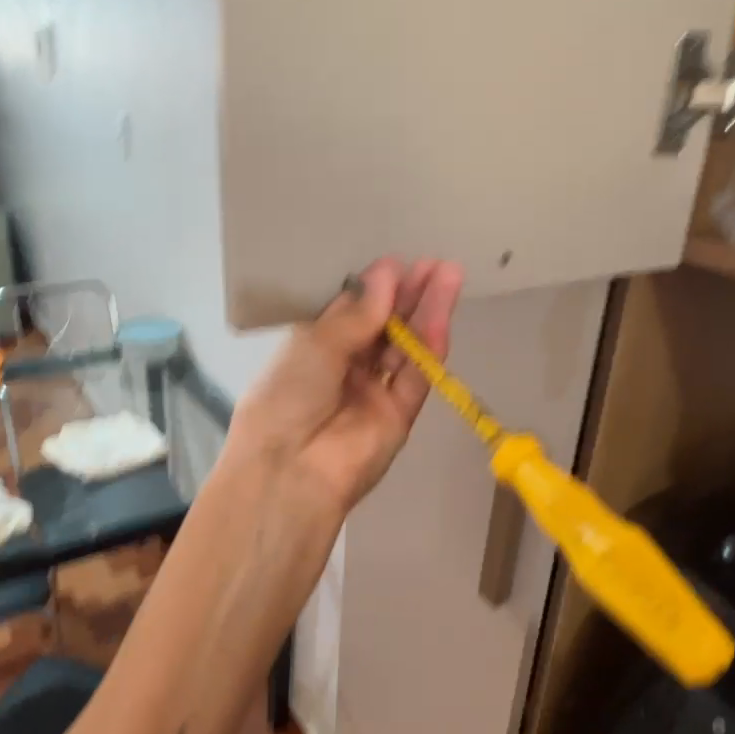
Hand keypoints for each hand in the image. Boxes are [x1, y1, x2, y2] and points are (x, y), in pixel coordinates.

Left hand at [228, 258, 463, 519]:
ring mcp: (373, 394)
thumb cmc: (286, 396)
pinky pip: (417, 377)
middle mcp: (344, 370)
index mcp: (312, 351)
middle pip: (383, 328)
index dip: (373, 289)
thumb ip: (357, 314)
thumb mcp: (315, 344)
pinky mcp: (399, 417)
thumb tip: (387, 274)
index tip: (396, 264)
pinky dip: (430, 346)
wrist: (290, 470)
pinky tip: (441, 314)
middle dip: (407, 295)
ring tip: (448, 274)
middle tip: (434, 263)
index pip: (350, 313)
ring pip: (405, 348)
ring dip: (425, 313)